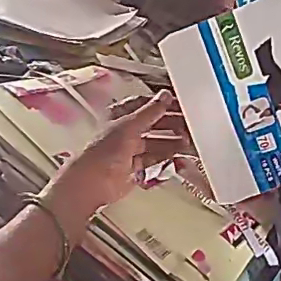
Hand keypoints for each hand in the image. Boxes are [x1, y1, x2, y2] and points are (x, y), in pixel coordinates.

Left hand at [42, 91, 183, 229]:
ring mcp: (130, 151)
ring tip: (188, 141)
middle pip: (153, 125)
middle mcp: (124, 132)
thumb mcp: (129, 126)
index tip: (181, 105)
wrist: (91, 184)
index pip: (146, 106)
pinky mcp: (135, 168)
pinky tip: (178, 156)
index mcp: (120, 116)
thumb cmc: (100, 154)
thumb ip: (149, 112)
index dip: (163, 105)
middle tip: (189, 125)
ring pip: (156, 143)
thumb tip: (164, 97)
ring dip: (172, 142)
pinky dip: (167, 157)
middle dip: (172, 124)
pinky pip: (155, 159)